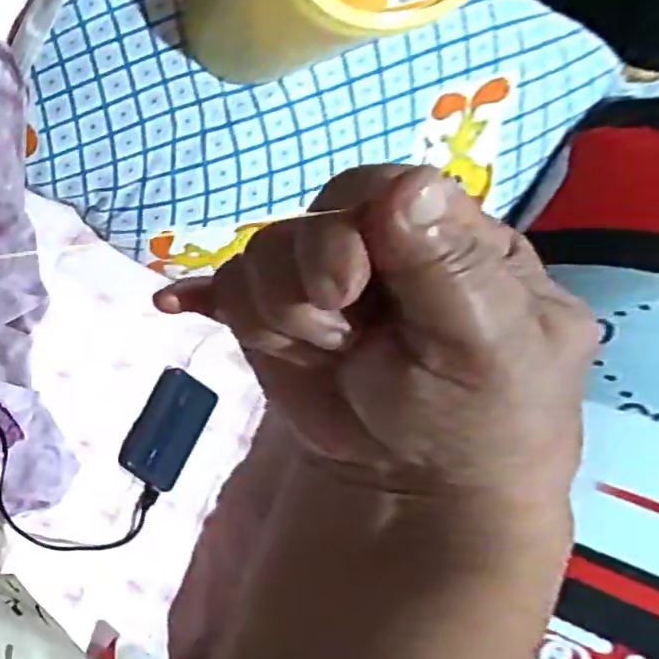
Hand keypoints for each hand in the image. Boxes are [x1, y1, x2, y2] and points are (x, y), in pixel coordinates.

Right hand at [155, 165, 595, 496]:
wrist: (409, 475)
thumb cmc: (475, 412)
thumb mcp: (485, 341)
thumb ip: (447, 262)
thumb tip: (408, 183)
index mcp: (441, 238)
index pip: (369, 191)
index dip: (342, 232)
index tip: (350, 293)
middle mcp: (367, 252)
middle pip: (293, 231)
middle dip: (299, 289)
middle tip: (339, 338)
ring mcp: (307, 287)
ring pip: (248, 267)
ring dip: (269, 318)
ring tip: (318, 354)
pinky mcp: (262, 321)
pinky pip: (216, 291)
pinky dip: (192, 296)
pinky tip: (172, 304)